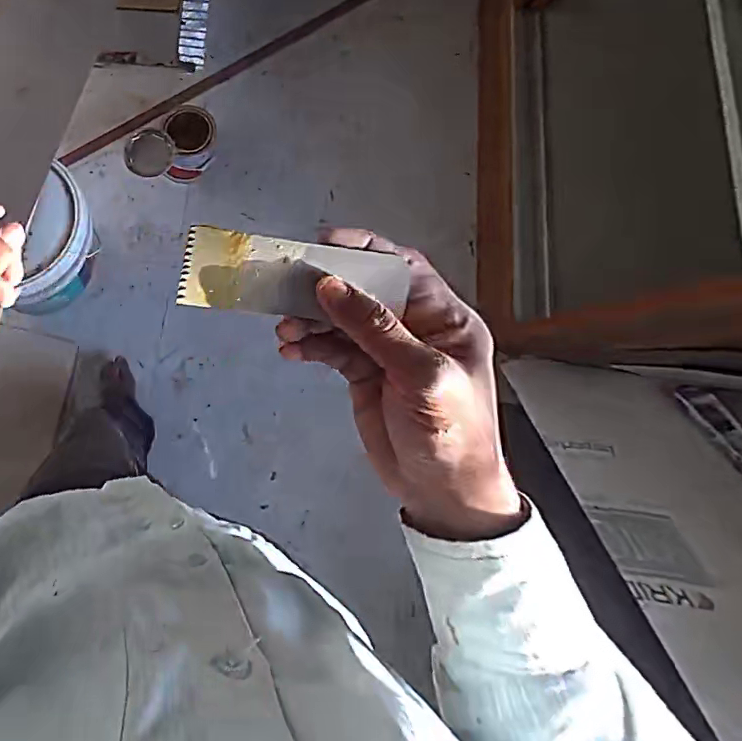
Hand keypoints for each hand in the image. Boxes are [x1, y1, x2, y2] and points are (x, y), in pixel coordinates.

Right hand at [274, 230, 522, 540]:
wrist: (444, 497)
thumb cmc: (455, 439)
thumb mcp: (421, 376)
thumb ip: (375, 328)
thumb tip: (334, 286)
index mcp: (444, 319)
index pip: (401, 268)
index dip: (363, 249)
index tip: (325, 243)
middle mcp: (414, 328)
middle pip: (362, 290)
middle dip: (325, 290)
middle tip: (291, 289)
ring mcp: (386, 350)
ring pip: (339, 318)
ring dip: (309, 320)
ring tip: (286, 331)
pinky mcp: (364, 371)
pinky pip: (329, 347)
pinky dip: (308, 345)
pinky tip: (292, 351)